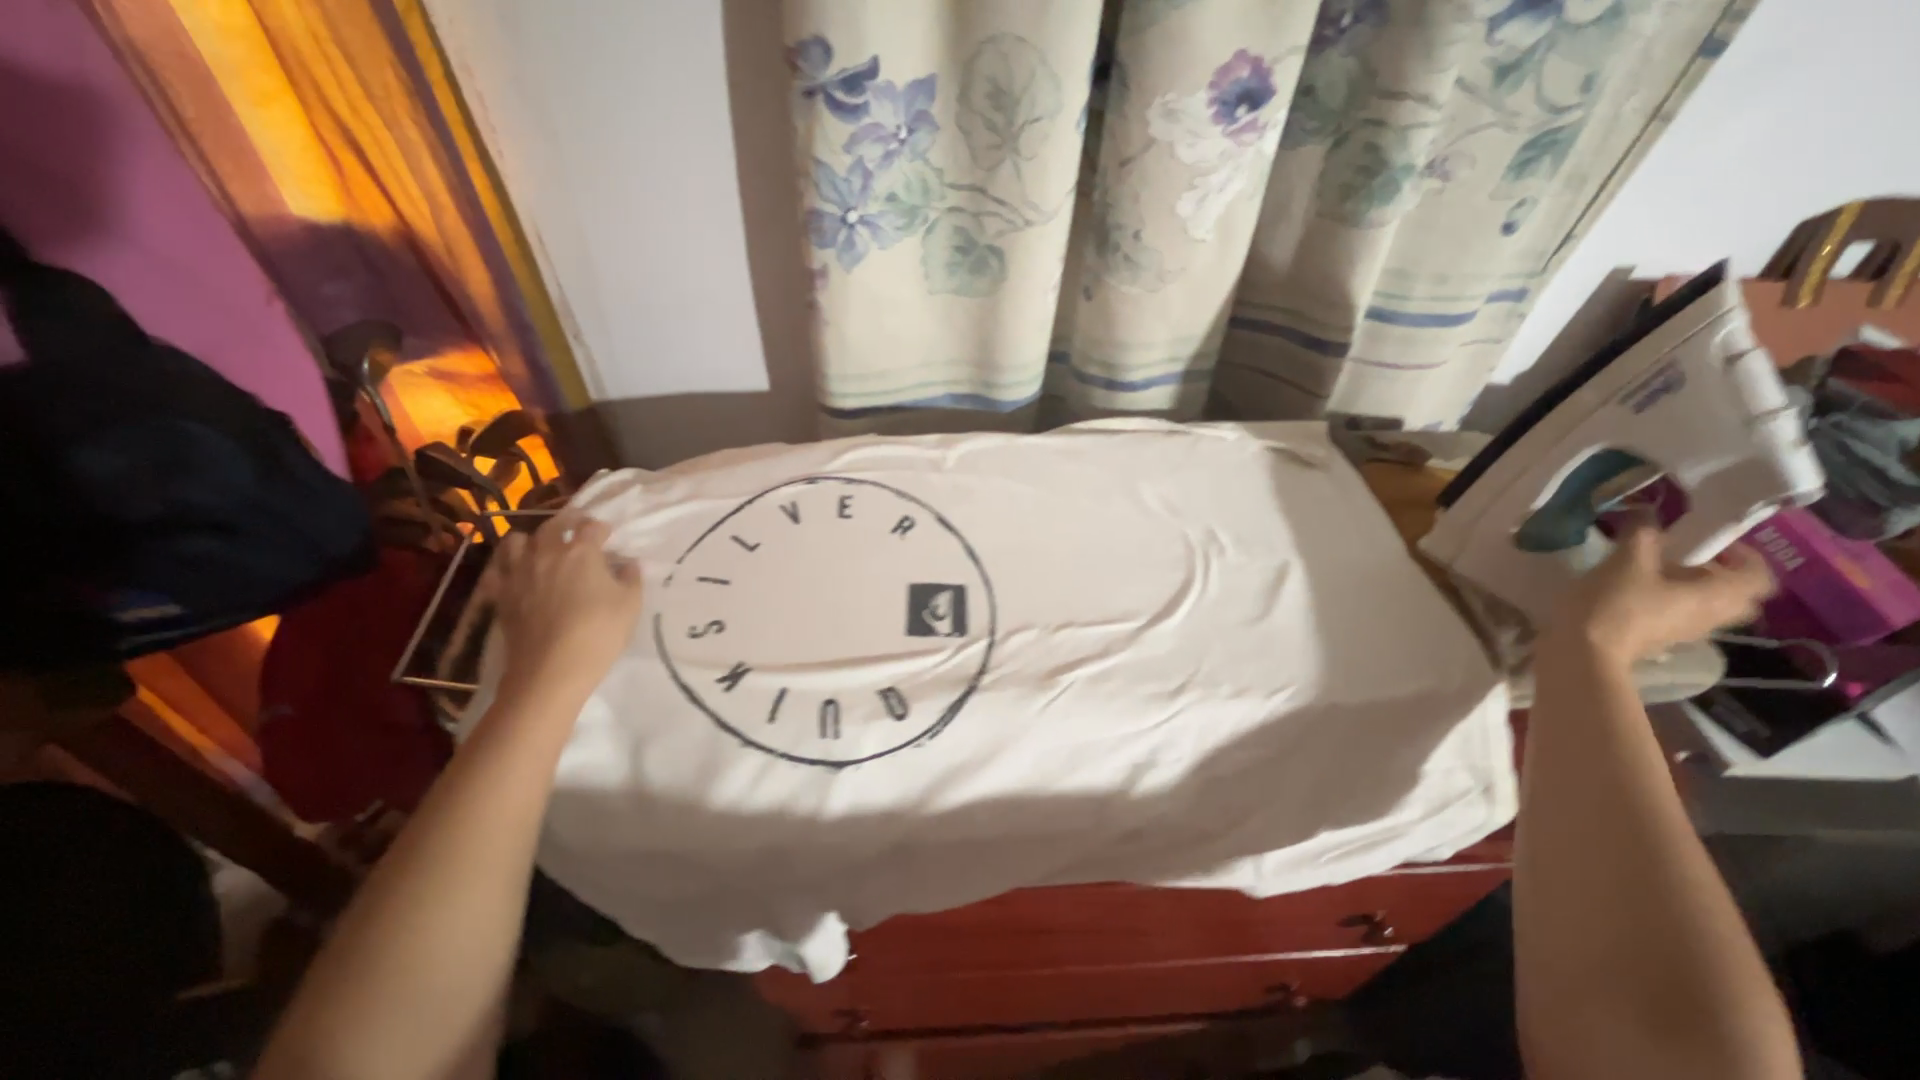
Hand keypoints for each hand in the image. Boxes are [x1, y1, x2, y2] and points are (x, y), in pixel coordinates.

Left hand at [490, 508, 645, 702]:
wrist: (551, 669)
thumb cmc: (599, 634)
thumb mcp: (630, 606)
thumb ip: (631, 579)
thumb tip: (629, 564)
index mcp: (581, 552)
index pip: (592, 526)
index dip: (601, 527)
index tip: (607, 534)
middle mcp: (547, 553)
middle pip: (553, 525)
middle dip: (567, 522)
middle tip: (576, 529)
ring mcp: (519, 572)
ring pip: (517, 540)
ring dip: (531, 540)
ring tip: (541, 548)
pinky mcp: (501, 594)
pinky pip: (497, 570)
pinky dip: (506, 567)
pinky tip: (516, 573)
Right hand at [1541, 519, 1775, 666]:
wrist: (1583, 651)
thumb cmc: (1615, 603)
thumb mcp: (1626, 559)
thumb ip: (1642, 532)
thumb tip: (1647, 510)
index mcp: (1718, 595)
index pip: (1759, 575)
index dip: (1744, 554)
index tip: (1710, 541)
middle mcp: (1712, 616)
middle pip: (1738, 595)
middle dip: (1721, 574)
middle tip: (1689, 557)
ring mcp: (1687, 632)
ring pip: (1708, 607)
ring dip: (1693, 588)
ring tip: (1656, 571)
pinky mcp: (1661, 640)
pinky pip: (1681, 616)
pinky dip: (1671, 602)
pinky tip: (1636, 591)